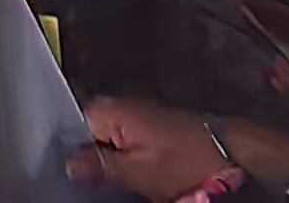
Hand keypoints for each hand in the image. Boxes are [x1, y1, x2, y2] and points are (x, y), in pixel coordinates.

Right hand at [67, 98, 244, 202]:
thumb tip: (68, 163)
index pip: (73, 123)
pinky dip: (120, 157)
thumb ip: (100, 164)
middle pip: (88, 131)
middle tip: (86, 181)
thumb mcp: (138, 171)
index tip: (64, 170)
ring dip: (104, 160)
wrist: (224, 153)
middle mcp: (116, 105)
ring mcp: (132, 115)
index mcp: (108, 109)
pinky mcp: (146, 127)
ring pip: (105, 139)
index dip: (68, 147)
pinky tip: (122, 176)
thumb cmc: (181, 160)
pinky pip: (121, 141)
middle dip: (87, 155)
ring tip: (105, 181)